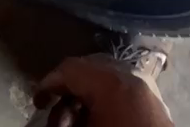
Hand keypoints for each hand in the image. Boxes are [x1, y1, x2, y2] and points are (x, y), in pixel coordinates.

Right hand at [35, 55, 173, 126]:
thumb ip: (62, 124)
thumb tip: (54, 120)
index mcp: (109, 82)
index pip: (71, 68)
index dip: (49, 83)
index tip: (37, 102)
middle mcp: (128, 78)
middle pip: (88, 73)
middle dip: (68, 96)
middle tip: (58, 124)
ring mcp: (143, 91)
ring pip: (105, 85)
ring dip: (85, 104)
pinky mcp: (153, 107)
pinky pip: (120, 97)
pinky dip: (103, 108)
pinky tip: (96, 126)